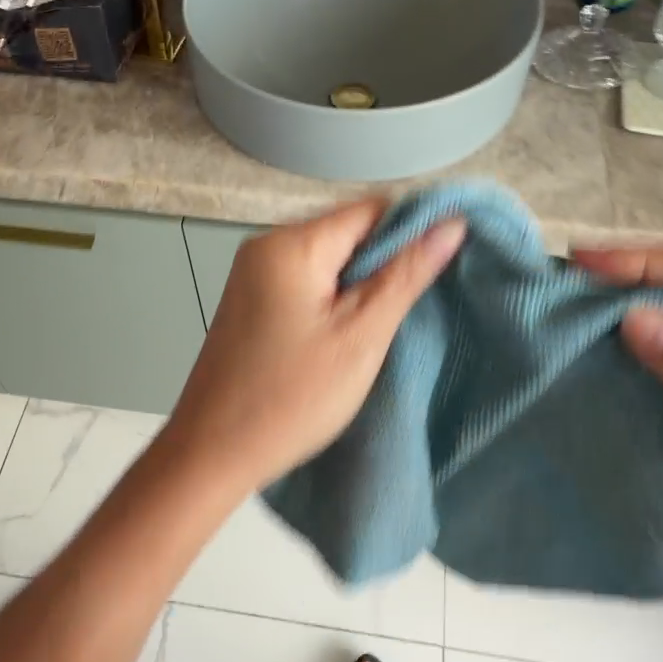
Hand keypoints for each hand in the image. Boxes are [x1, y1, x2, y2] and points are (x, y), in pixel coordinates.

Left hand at [161, 199, 464, 492]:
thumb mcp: (360, 336)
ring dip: (361, 284)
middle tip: (418, 303)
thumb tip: (450, 223)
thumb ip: (405, 275)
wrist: (212, 452)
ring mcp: (253, 274)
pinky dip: (334, 299)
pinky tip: (350, 332)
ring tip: (387, 323)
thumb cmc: (289, 398)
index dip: (415, 229)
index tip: (448, 263)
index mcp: (291, 244)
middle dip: (387, 261)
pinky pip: (306, 282)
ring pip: (328, 260)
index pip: (371, 209)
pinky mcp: (250, 301)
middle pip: (347, 231)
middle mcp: (266, 246)